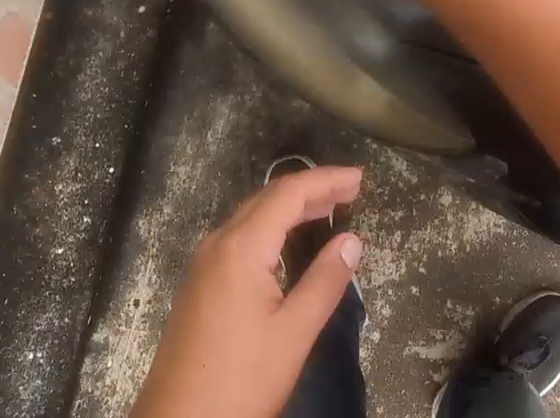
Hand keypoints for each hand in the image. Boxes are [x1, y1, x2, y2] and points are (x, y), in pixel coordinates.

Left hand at [131, 166, 364, 417]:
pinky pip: (240, 235)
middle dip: (311, 189)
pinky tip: (288, 243)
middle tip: (351, 191)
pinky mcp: (200, 282)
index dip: (326, 180)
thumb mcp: (292, 335)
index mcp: (241, 247)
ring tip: (329, 209)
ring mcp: (204, 262)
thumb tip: (352, 240)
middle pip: (268, 198)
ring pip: (252, 216)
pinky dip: (271, 227)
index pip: (288, 193)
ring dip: (290, 207)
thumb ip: (324, 282)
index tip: (360, 179)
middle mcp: (218, 242)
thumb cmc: (240, 381)